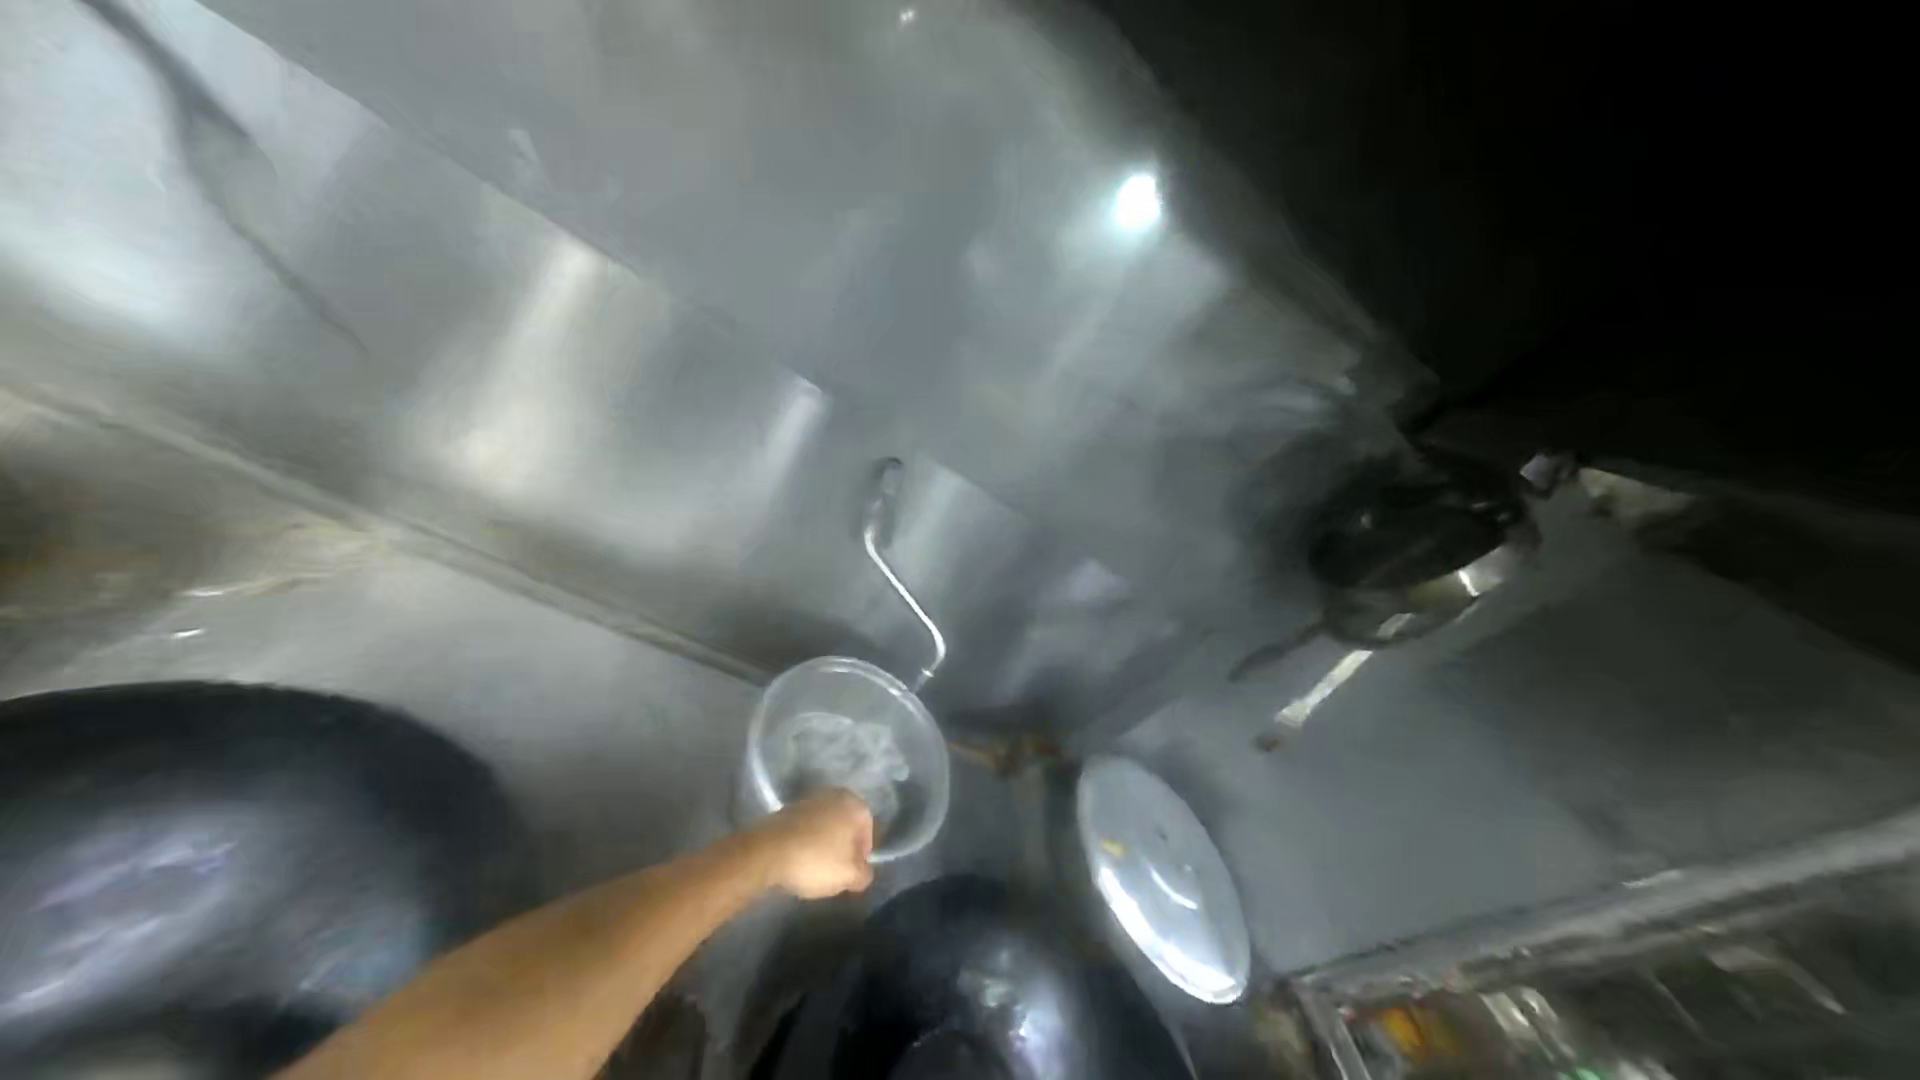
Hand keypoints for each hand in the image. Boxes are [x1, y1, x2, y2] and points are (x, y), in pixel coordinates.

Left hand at [747, 790, 874, 897]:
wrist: (766, 852)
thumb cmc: (815, 860)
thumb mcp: (849, 876)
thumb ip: (865, 874)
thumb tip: (863, 872)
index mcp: (855, 805)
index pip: (869, 832)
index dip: (862, 856)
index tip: (852, 874)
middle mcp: (836, 795)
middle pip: (847, 827)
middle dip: (844, 848)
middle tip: (836, 871)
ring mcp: (810, 799)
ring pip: (827, 826)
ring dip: (825, 844)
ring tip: (815, 868)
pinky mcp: (789, 808)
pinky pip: (807, 828)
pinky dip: (807, 841)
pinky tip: (799, 859)